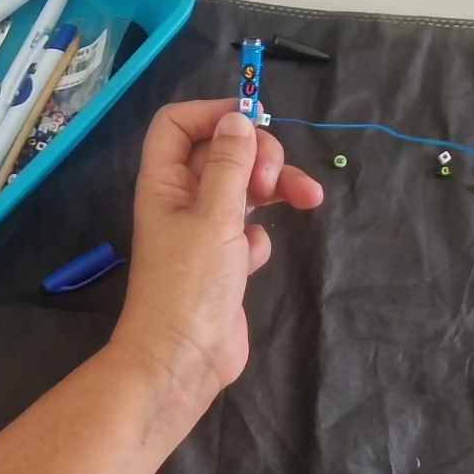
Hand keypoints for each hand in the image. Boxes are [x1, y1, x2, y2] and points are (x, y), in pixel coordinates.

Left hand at [110, 100, 323, 406]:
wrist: (184, 359)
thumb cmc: (191, 285)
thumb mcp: (214, 216)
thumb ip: (230, 165)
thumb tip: (238, 120)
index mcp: (165, 182)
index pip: (179, 124)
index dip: (213, 114)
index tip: (253, 123)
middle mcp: (182, 201)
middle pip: (222, 153)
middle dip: (258, 155)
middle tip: (275, 179)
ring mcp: (204, 233)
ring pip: (244, 191)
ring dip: (276, 189)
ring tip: (308, 200)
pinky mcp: (225, 263)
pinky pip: (249, 232)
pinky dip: (259, 238)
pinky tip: (256, 260)